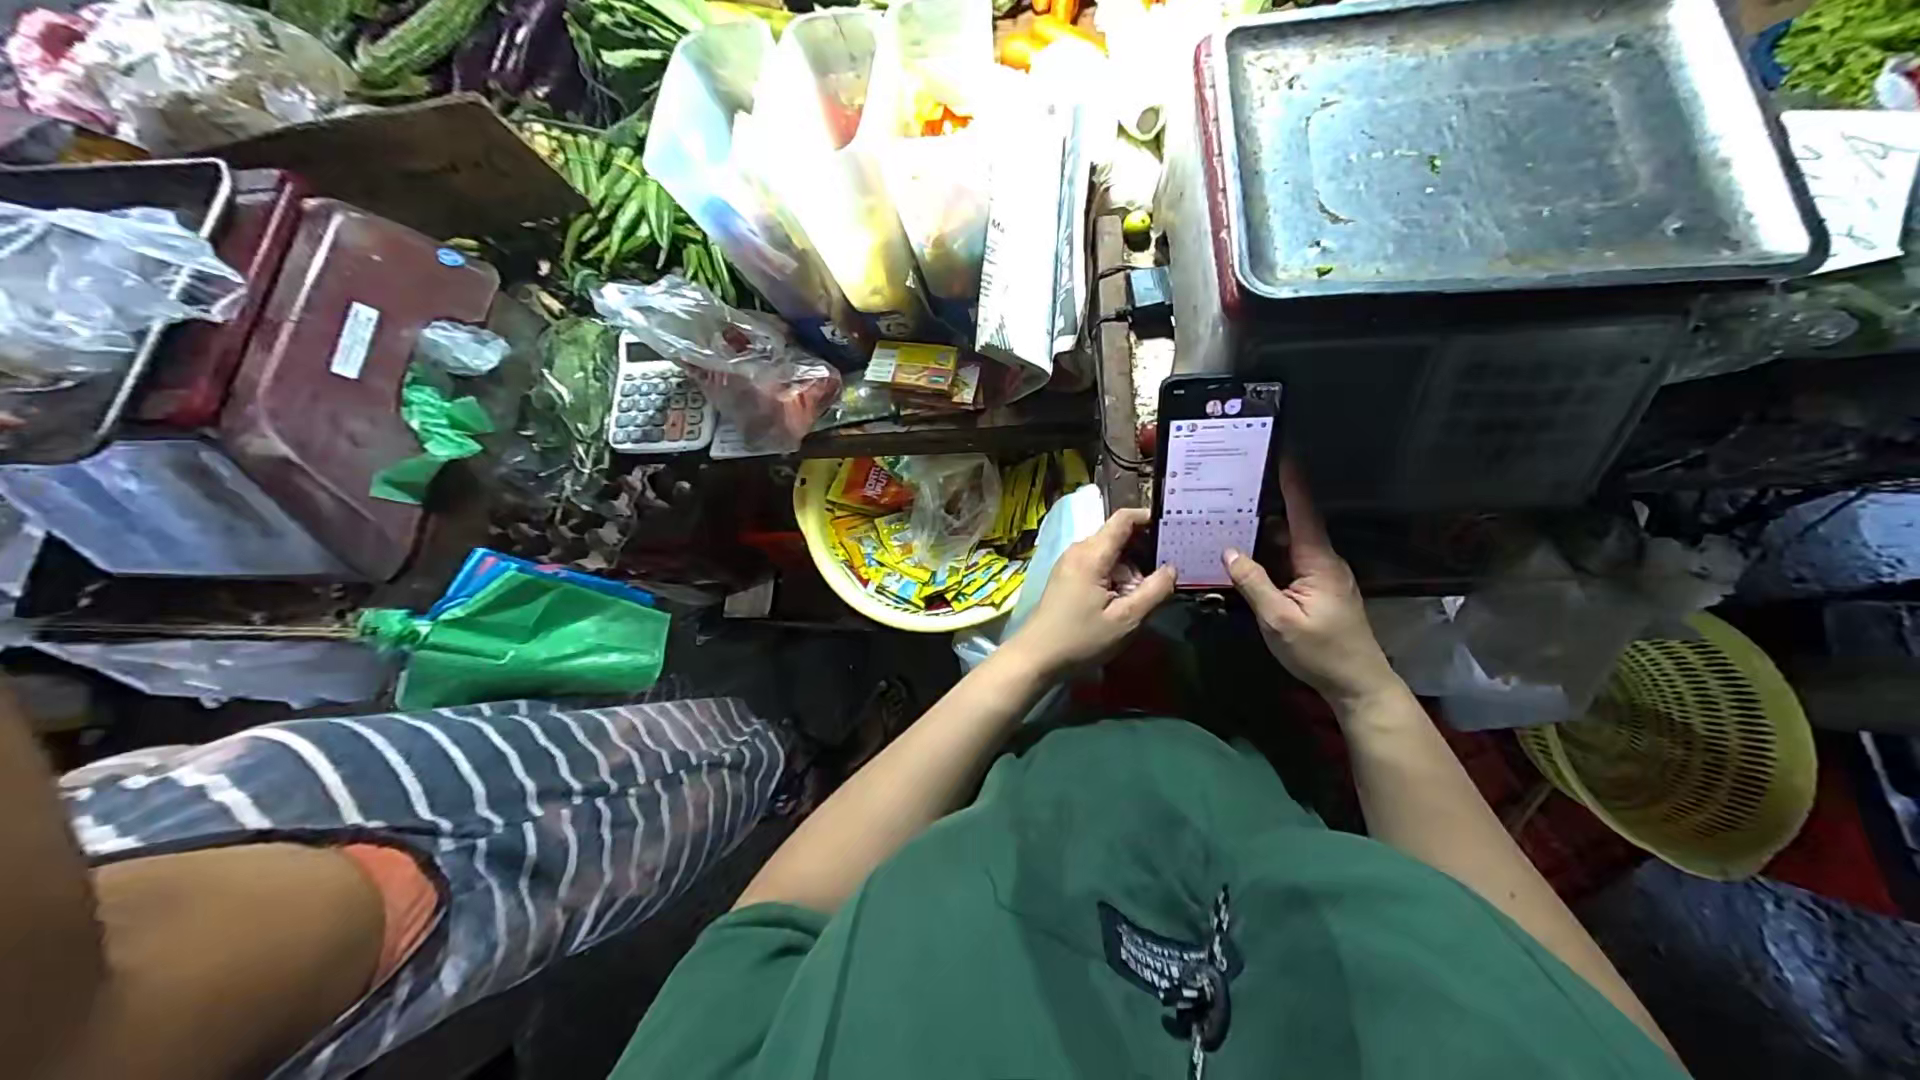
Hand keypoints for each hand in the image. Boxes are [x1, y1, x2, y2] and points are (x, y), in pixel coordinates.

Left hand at [1006, 508, 1175, 678]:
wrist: (1036, 656)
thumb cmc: (1081, 639)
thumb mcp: (1126, 619)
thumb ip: (1154, 591)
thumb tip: (1172, 568)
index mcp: (1091, 554)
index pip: (1123, 519)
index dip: (1149, 517)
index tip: (1173, 528)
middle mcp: (1078, 550)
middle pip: (1118, 535)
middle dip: (1144, 549)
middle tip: (1168, 570)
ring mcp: (1070, 562)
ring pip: (1109, 551)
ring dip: (1130, 566)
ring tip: (1147, 591)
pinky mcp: (1067, 575)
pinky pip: (1098, 563)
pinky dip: (1115, 573)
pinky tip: (1125, 597)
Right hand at [1222, 463, 1396, 707]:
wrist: (1357, 684)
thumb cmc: (1321, 652)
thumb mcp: (1279, 619)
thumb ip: (1253, 583)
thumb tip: (1229, 551)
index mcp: (1318, 561)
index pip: (1303, 510)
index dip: (1291, 481)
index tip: (1281, 451)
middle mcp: (1322, 561)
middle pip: (1291, 524)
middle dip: (1264, 504)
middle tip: (1232, 487)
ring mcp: (1321, 576)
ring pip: (1288, 544)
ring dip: (1261, 532)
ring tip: (1229, 516)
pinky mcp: (1317, 590)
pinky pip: (1288, 562)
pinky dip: (1266, 554)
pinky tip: (1244, 555)